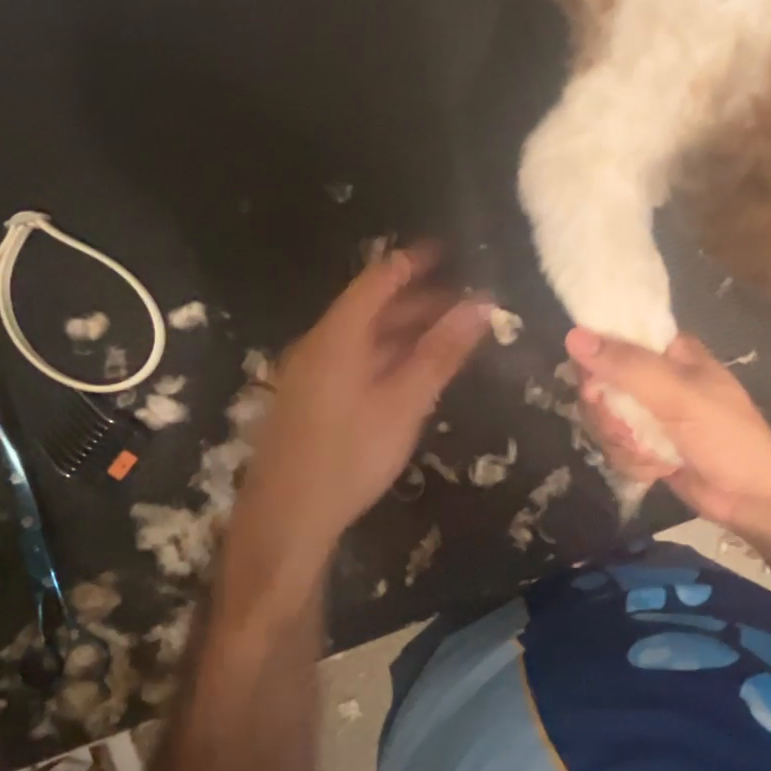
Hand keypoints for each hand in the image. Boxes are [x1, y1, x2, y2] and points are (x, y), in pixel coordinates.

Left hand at [226, 247, 489, 596]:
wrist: (287, 517)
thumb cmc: (349, 455)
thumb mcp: (405, 402)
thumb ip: (442, 352)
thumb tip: (482, 305)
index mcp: (339, 336)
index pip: (378, 280)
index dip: (413, 263)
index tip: (448, 252)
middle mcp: (320, 345)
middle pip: (372, 309)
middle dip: (419, 301)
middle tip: (463, 302)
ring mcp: (312, 374)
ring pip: (365, 338)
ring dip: (405, 331)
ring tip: (448, 335)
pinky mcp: (311, 401)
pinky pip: (355, 361)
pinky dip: (389, 356)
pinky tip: (412, 374)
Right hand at [566, 328, 770, 549]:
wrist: (753, 498)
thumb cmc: (727, 438)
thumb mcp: (678, 396)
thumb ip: (627, 367)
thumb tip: (574, 336)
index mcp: (671, 351)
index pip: (615, 336)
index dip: (596, 360)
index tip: (595, 387)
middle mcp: (657, 377)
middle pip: (601, 383)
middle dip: (610, 414)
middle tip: (628, 428)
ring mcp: (651, 413)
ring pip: (604, 418)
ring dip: (623, 442)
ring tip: (652, 454)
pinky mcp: (647, 445)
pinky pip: (616, 446)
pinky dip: (633, 462)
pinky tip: (658, 470)